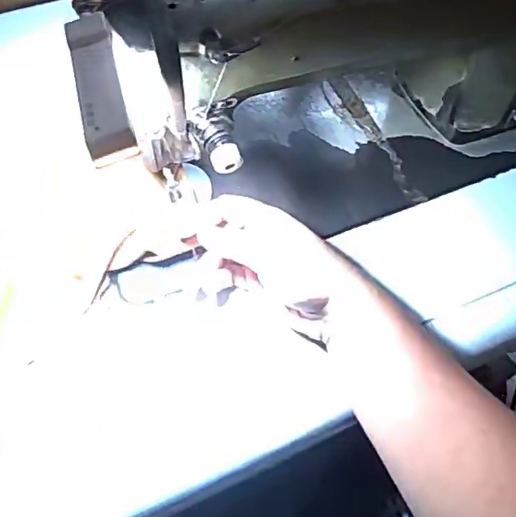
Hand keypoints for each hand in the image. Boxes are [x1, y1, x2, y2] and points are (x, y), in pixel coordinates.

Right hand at [188, 196, 366, 327]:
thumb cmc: (311, 272)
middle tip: (179, 254)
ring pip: (224, 258)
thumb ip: (232, 242)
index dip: (203, 216)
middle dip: (201, 244)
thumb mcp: (266, 253)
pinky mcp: (262, 282)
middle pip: (223, 233)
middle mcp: (262, 236)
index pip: (228, 208)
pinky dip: (219, 283)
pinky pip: (233, 277)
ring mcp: (261, 260)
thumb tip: (204, 230)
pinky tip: (211, 292)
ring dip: (207, 269)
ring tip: (197, 283)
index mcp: (266, 220)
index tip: (182, 229)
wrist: (336, 307)